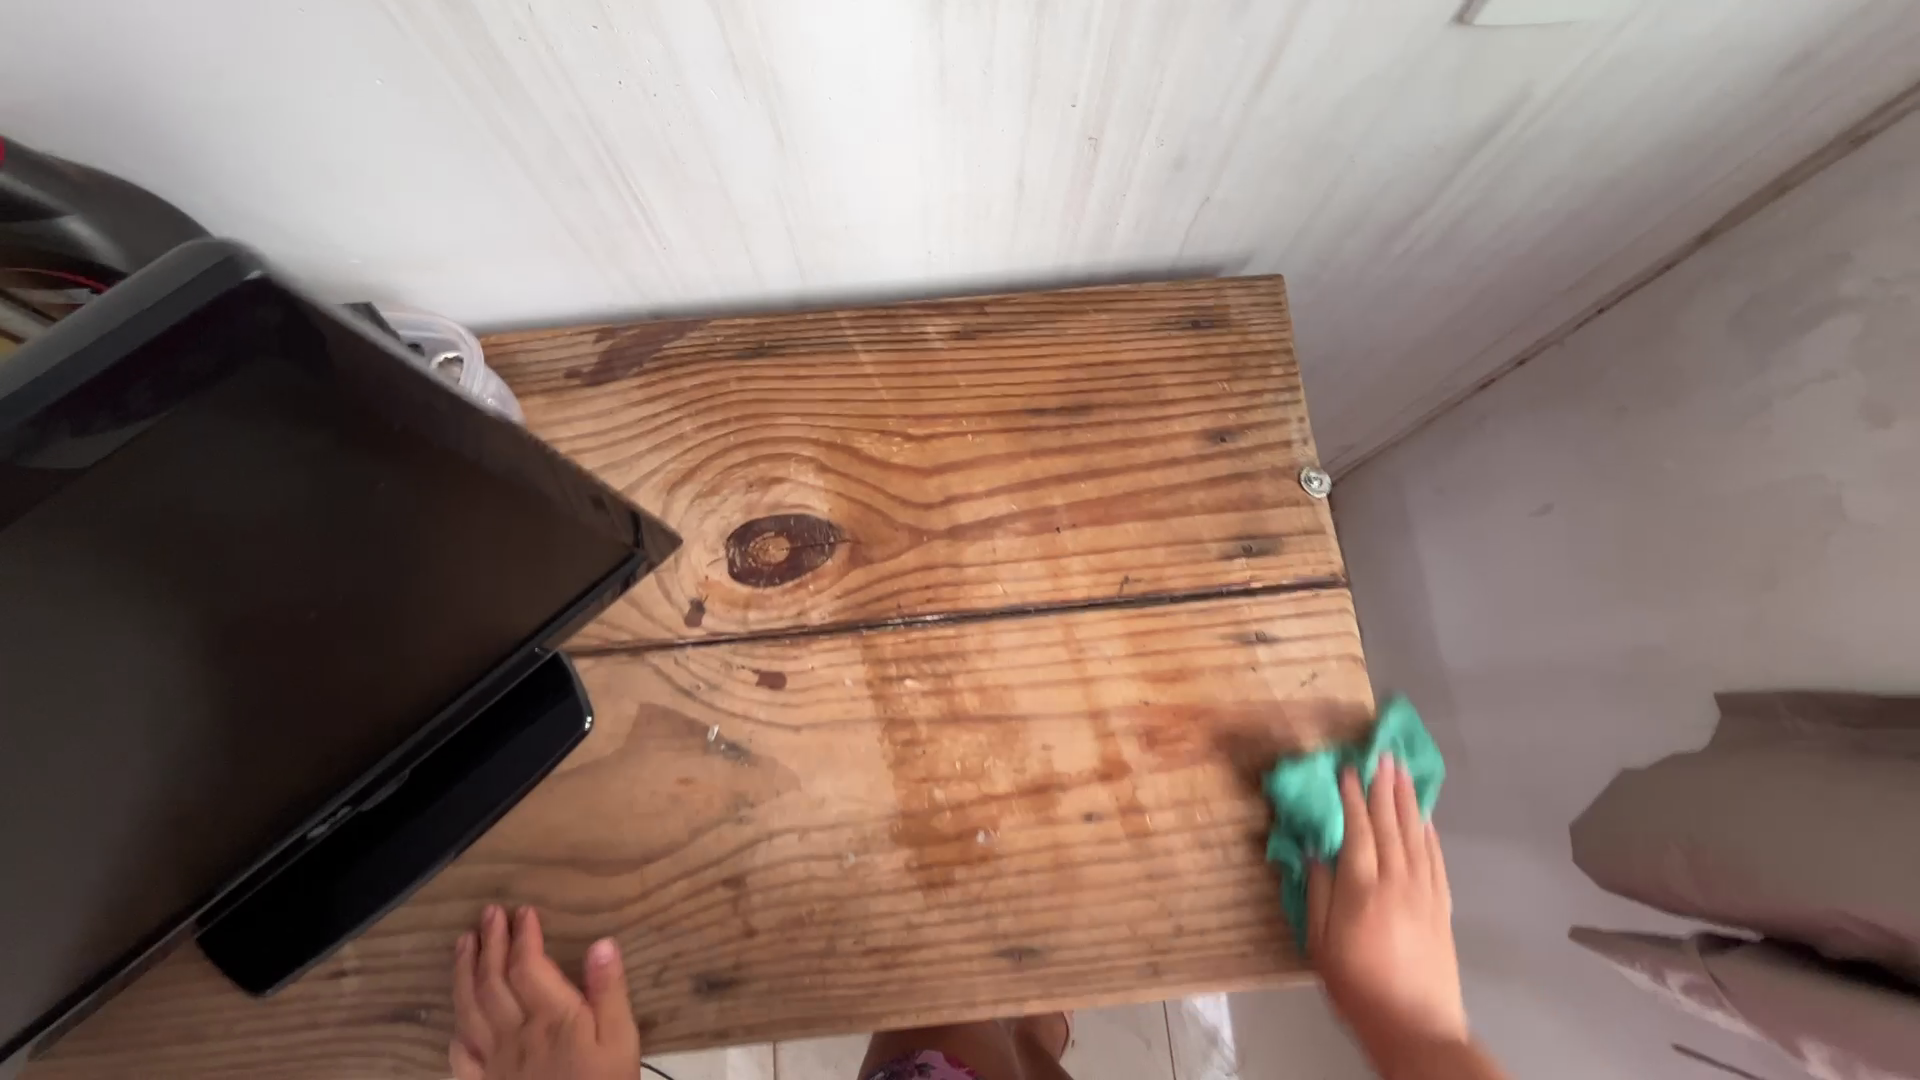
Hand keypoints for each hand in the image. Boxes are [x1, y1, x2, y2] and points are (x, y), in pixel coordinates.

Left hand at [450, 904, 640, 1079]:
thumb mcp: (622, 1037)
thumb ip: (609, 990)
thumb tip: (602, 943)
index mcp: (552, 1019)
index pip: (529, 968)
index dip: (523, 937)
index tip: (523, 911)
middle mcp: (516, 1036)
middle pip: (493, 983)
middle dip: (490, 945)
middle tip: (488, 914)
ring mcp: (495, 1065)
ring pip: (470, 1012)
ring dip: (465, 975)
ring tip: (463, 945)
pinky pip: (461, 1058)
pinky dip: (455, 1031)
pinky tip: (456, 1017)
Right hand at [1307, 756, 1466, 1061]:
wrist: (1418, 1030)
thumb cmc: (1357, 986)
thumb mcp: (1321, 942)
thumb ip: (1317, 892)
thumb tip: (1315, 852)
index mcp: (1362, 887)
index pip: (1357, 829)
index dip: (1352, 796)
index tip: (1347, 767)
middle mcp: (1397, 882)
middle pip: (1390, 824)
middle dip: (1384, 787)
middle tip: (1382, 755)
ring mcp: (1425, 894)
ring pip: (1416, 836)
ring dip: (1408, 801)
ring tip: (1402, 772)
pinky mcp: (1442, 909)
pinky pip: (1436, 861)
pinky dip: (1430, 834)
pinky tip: (1425, 818)